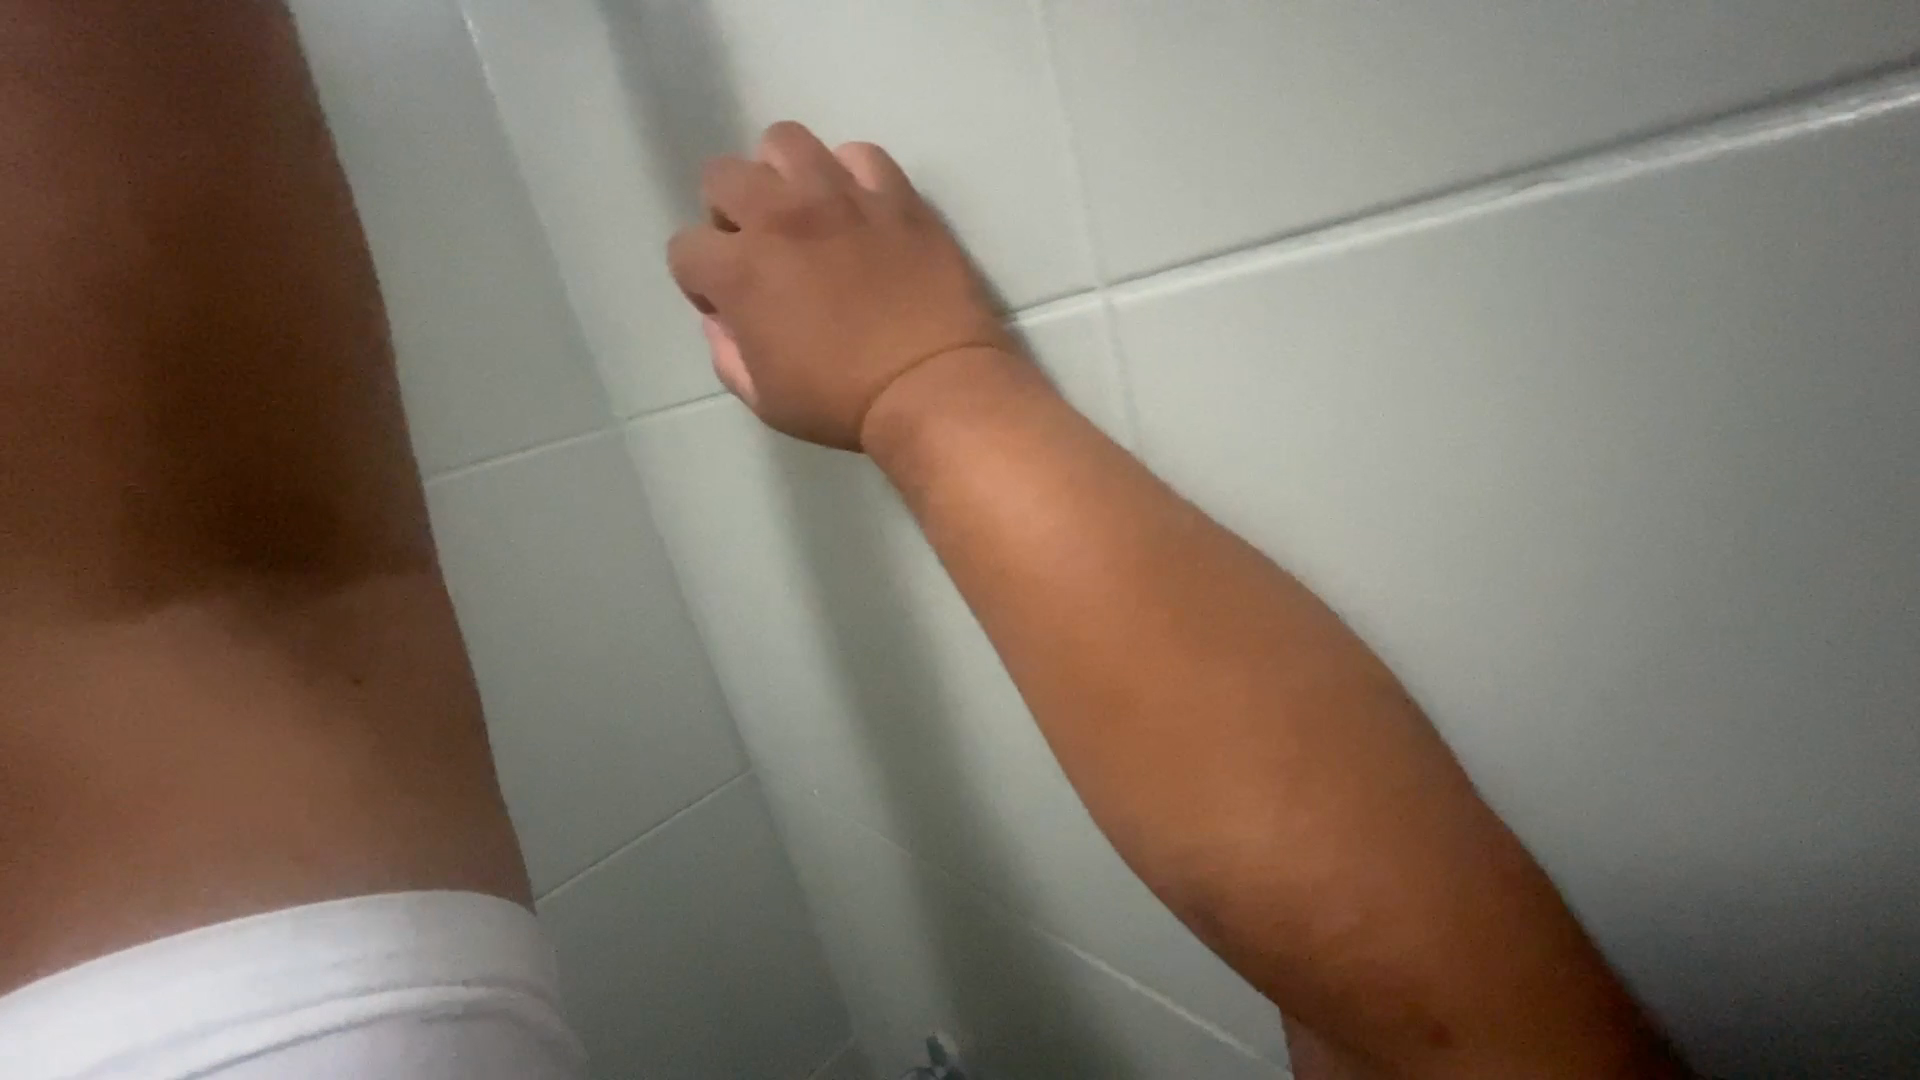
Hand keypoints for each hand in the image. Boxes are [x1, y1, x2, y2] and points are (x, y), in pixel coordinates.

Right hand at [667, 122, 1016, 449]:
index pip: (685, 249)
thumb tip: (722, 322)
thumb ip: (729, 356)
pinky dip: (852, 176)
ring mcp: (842, 198)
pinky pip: (862, 155)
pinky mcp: (896, 196)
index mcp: (741, 271)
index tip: (727, 306)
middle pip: (723, 177)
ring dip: (782, 176)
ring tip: (805, 215)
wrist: (933, 387)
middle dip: (729, 213)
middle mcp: (781, 218)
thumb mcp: (766, 401)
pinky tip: (862, 211)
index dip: (700, 281)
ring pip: (785, 142)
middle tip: (762, 252)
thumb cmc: (844, 404)